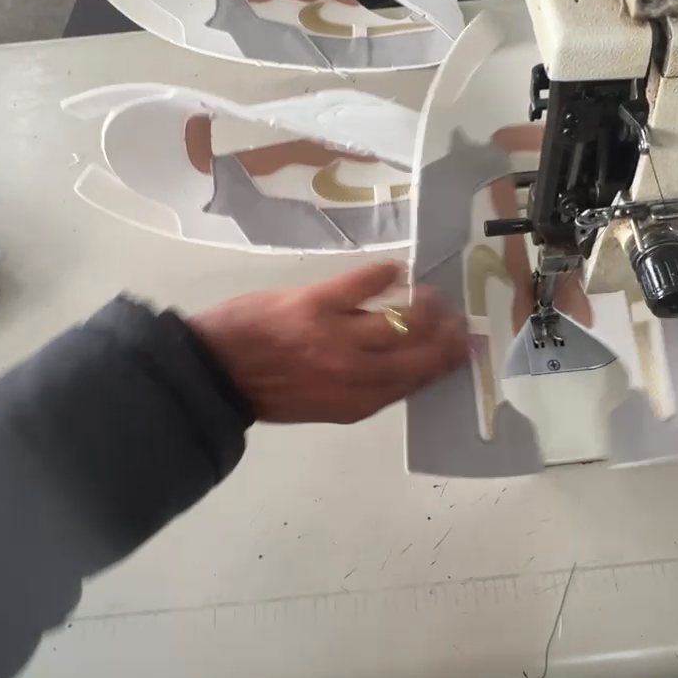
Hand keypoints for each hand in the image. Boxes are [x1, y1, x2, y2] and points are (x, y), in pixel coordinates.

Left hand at [189, 263, 467, 424]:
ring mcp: (339, 336)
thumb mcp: (322, 406)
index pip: (415, 382)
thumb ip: (361, 390)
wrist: (216, 373)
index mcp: (356, 402)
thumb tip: (399, 368)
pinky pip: (366, 284)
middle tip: (460, 321)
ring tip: (436, 296)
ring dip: (427, 306)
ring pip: (402, 318)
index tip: (462, 351)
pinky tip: (399, 270)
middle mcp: (356, 372)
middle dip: (446, 336)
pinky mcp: (319, 303)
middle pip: (418, 351)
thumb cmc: (270, 393)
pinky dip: (388, 275)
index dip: (444, 365)